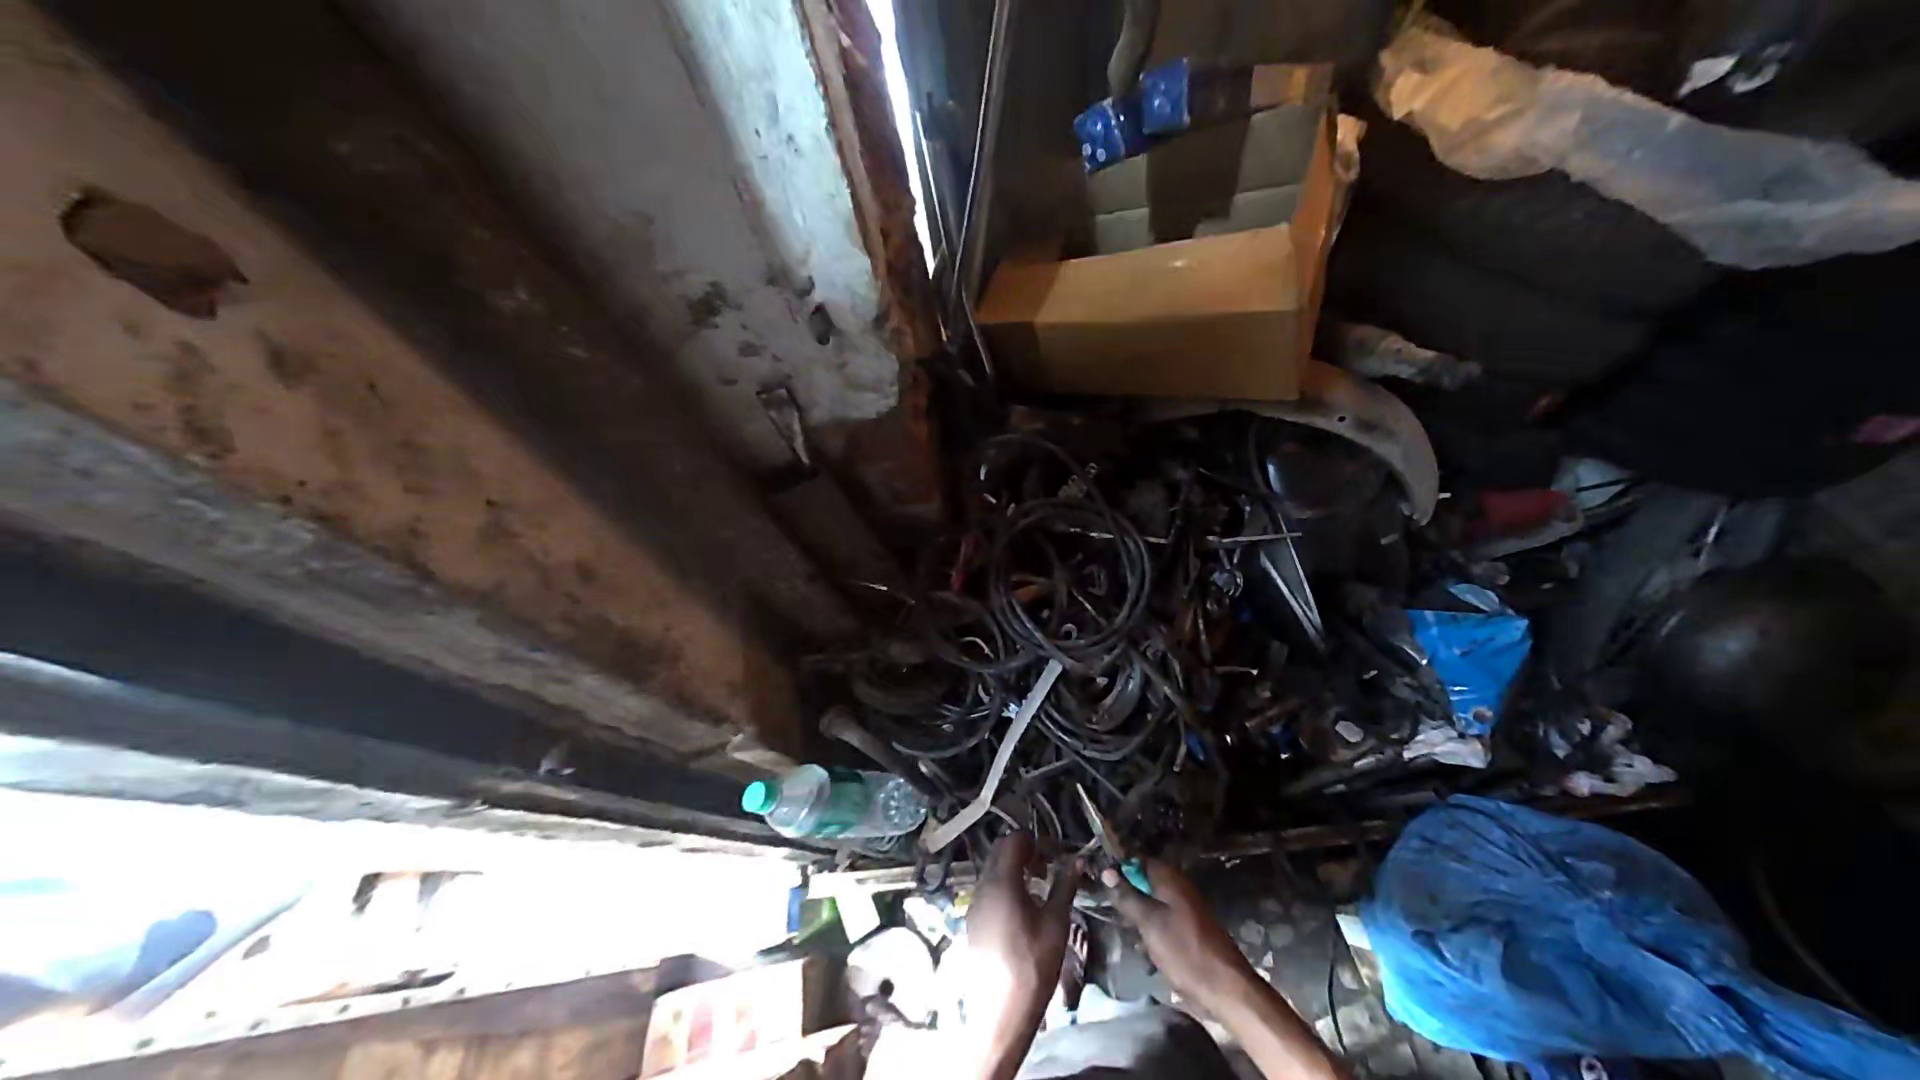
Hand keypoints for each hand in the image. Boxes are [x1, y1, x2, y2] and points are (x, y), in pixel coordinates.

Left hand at [954, 833, 1076, 1076]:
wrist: (1002, 1010)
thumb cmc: (1034, 964)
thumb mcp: (1056, 922)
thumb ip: (1065, 885)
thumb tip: (1077, 860)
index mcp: (1002, 881)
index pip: (1014, 839)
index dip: (1036, 841)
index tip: (1056, 854)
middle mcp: (982, 886)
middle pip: (1000, 851)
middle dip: (1025, 852)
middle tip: (1048, 868)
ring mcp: (974, 904)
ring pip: (992, 871)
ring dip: (1014, 869)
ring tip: (1038, 888)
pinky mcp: (972, 921)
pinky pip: (988, 890)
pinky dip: (1005, 887)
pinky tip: (1023, 910)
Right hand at [1102, 858, 1260, 1014]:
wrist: (1225, 988)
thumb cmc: (1184, 950)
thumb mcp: (1149, 922)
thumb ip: (1127, 896)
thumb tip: (1107, 871)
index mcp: (1170, 878)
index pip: (1138, 860)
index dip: (1120, 869)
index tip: (1102, 883)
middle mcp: (1179, 887)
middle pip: (1145, 881)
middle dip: (1128, 894)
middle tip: (1111, 910)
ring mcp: (1185, 908)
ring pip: (1152, 903)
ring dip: (1138, 915)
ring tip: (1126, 931)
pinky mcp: (1189, 929)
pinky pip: (1163, 920)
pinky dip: (1151, 930)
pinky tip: (1143, 947)